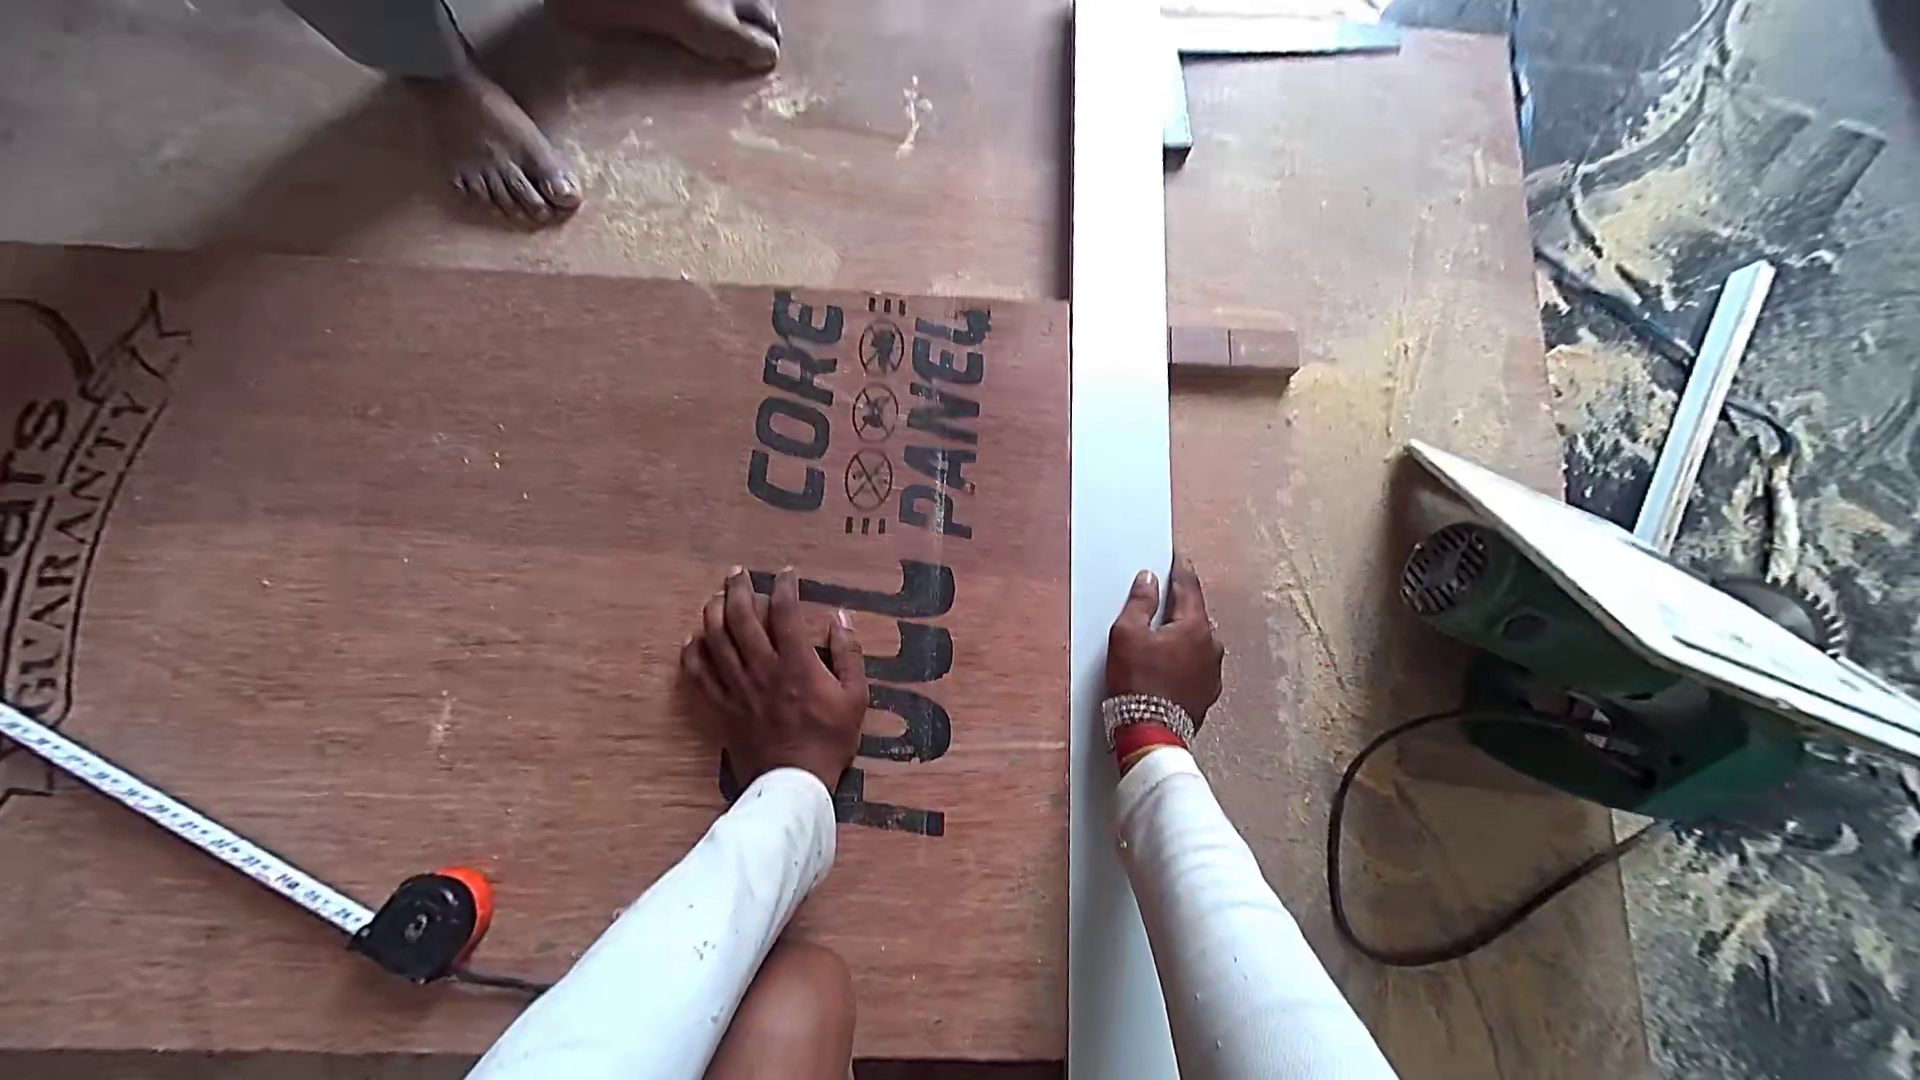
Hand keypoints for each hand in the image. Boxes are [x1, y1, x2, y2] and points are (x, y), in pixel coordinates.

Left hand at [680, 567, 867, 788]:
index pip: (785, 613)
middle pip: (742, 618)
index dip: (785, 588)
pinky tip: (694, 639)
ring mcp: (737, 689)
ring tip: (718, 596)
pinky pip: (699, 675)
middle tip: (738, 572)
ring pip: (716, 640)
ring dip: (714, 612)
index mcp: (797, 665)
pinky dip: (693, 653)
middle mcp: (762, 670)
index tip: (787, 574)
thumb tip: (840, 619)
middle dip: (738, 589)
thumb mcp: (856, 697)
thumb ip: (849, 655)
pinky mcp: (721, 708)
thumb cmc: (829, 740)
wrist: (794, 784)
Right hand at [1106, 556, 1224, 725]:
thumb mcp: (1127, 634)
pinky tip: (1163, 661)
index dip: (1180, 567)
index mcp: (1195, 627)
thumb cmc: (1138, 684)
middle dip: (1177, 602)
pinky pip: (1194, 661)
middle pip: (1194, 612)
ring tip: (1156, 635)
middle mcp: (1211, 646)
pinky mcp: (1206, 691)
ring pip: (1195, 639)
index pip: (1189, 586)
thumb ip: (1140, 603)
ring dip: (1179, 632)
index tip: (1177, 555)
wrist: (1149, 731)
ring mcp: (1212, 670)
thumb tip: (1148, 581)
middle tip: (1159, 596)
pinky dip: (1181, 655)